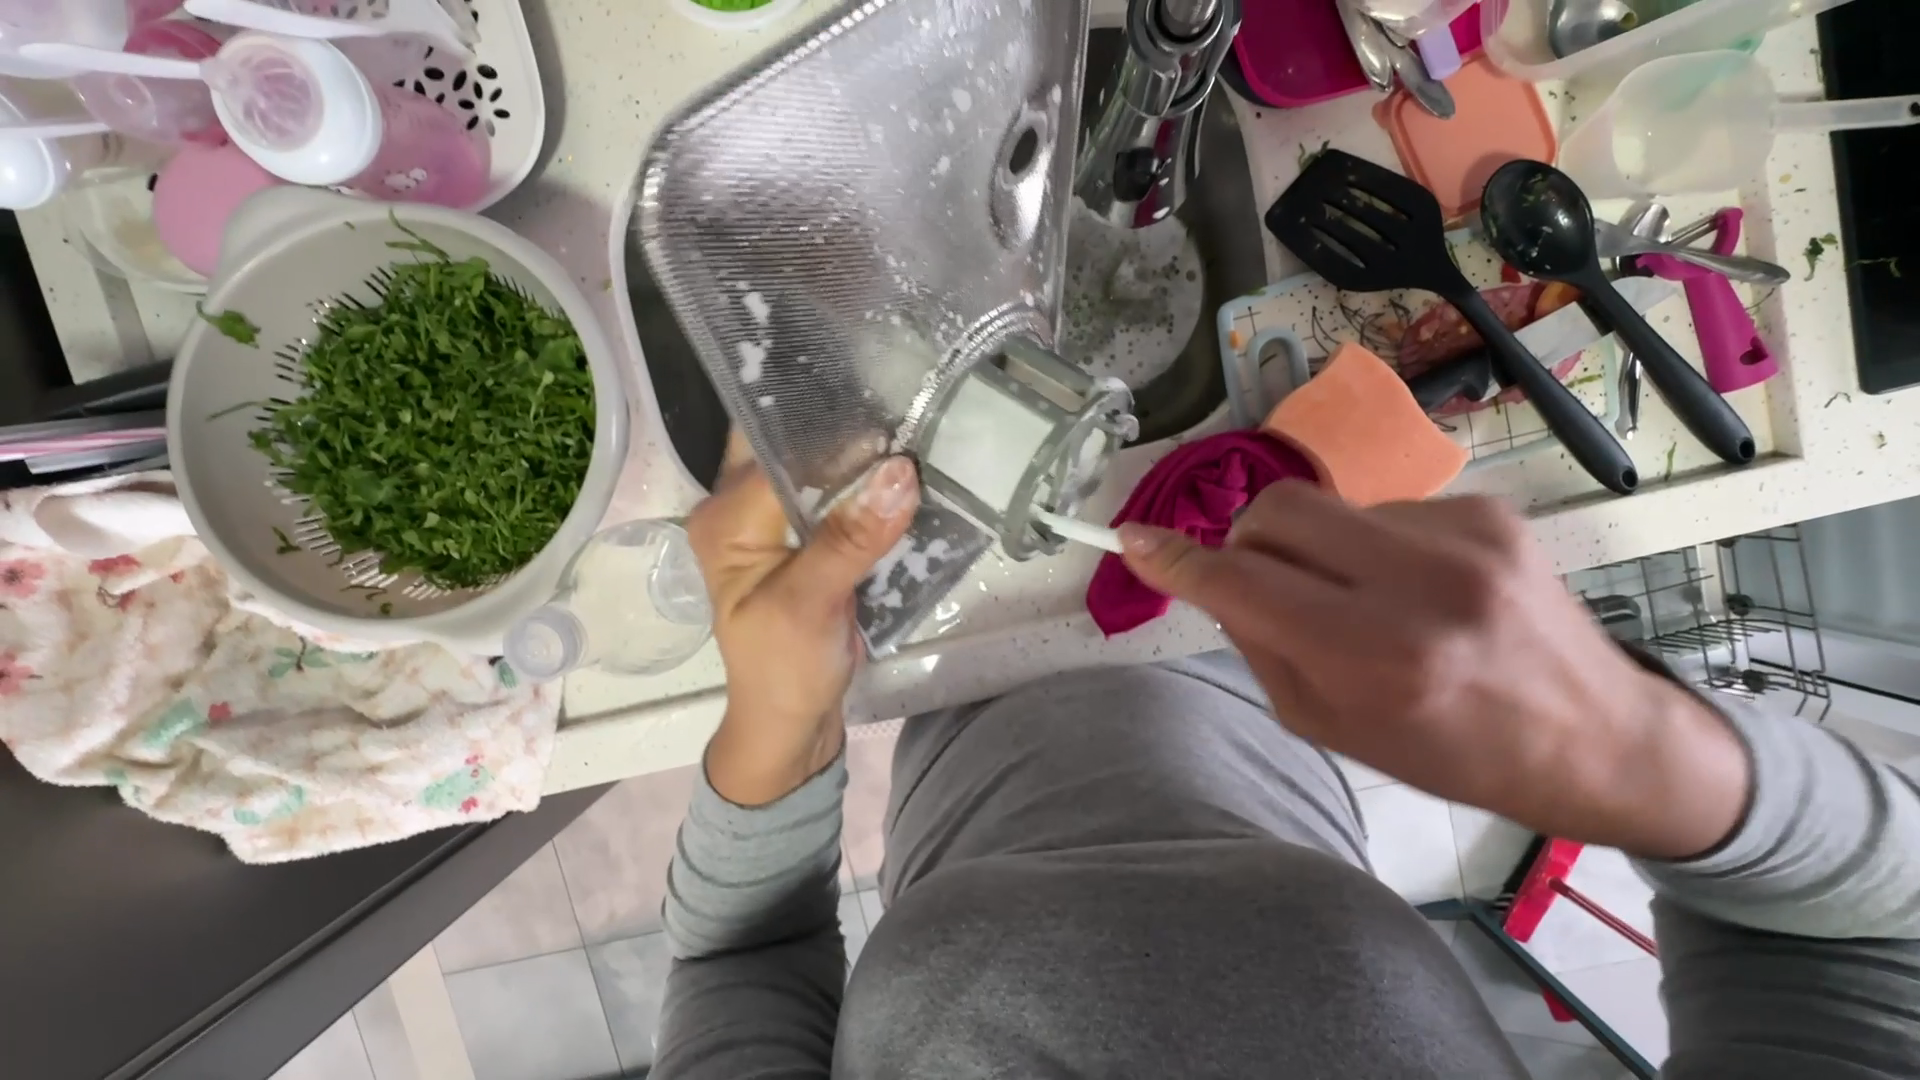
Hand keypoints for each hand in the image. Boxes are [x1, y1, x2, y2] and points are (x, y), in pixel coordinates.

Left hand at [685, 437, 919, 805]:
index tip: (891, 410)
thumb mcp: (811, 605)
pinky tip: (900, 469)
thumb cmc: (785, 669)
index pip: (781, 452)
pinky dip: (864, 483)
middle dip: (845, 429)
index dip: (834, 432)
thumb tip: (899, 472)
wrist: (791, 722)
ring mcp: (774, 522)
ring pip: (817, 467)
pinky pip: (834, 495)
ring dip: (859, 454)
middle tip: (906, 404)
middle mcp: (742, 508)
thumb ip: (850, 538)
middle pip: (794, 447)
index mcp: (726, 518)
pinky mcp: (805, 537)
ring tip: (911, 425)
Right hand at [1120, 483, 1750, 859]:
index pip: (1243, 584)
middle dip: (1243, 540)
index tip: (1132, 540)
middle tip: (1258, 580)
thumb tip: (1212, 576)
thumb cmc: (1447, 752)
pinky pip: (1380, 510)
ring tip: (1360, 596)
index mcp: (1378, 656)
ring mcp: (1464, 535)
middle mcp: (1422, 582)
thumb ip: (1261, 642)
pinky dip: (1368, 545)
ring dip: (1312, 547)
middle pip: (1275, 511)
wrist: (1596, 736)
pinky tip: (1410, 586)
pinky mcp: (1487, 509)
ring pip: (1324, 508)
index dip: (1177, 561)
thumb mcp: (1329, 723)